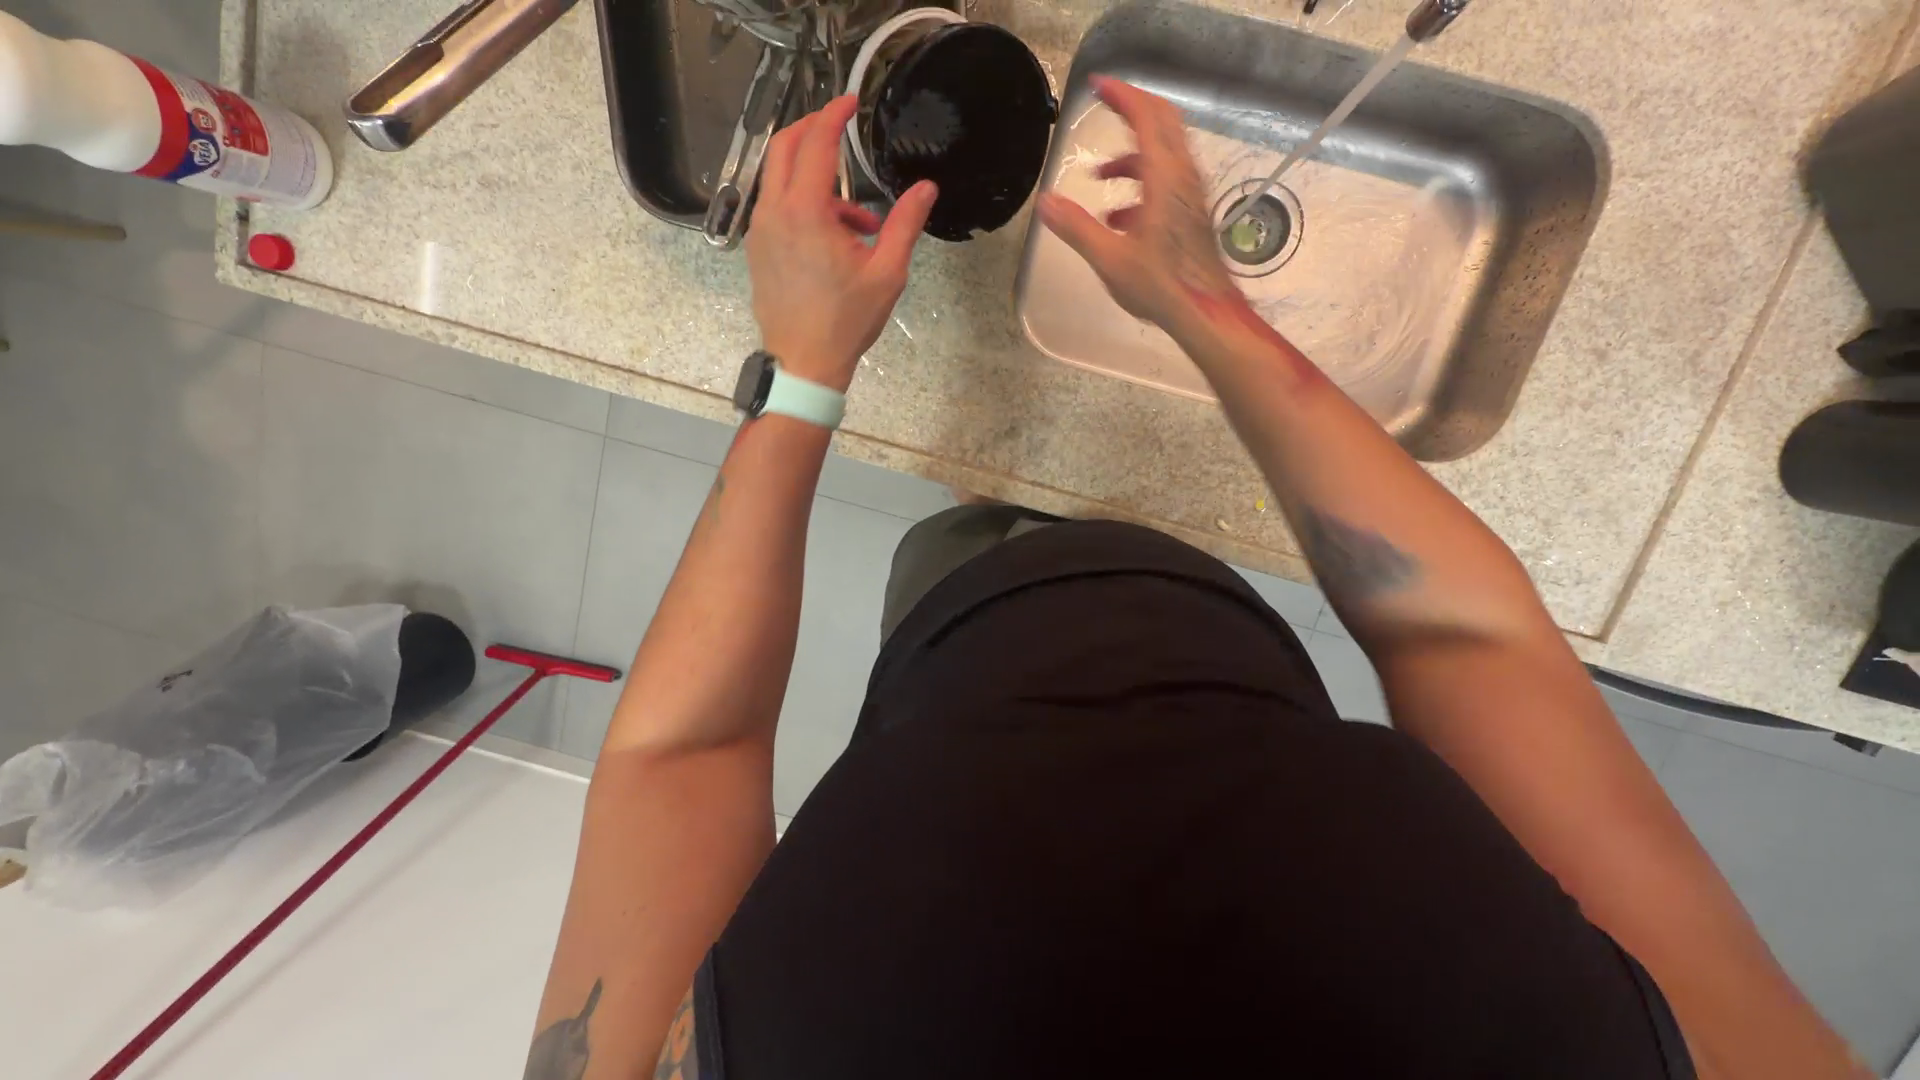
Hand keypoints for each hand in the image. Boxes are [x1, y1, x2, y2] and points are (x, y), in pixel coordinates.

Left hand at [746, 95, 938, 392]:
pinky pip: (776, 208)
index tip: (851, 102)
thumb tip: (926, 189)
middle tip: (840, 128)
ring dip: (813, 179)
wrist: (804, 363)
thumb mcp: (886, 273)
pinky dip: (802, 205)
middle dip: (811, 130)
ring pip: (778, 179)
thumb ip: (905, 224)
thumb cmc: (845, 322)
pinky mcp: (758, 250)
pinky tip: (835, 238)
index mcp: (805, 213)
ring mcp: (760, 232)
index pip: (815, 143)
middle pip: (783, 148)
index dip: (834, 115)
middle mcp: (774, 213)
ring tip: (858, 219)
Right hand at [1036, 77, 1238, 330]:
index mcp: (1164, 178)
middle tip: (1105, 108)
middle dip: (1132, 112)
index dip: (1121, 96)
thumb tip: (1045, 203)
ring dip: (1131, 158)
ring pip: (1163, 156)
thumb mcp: (1109, 258)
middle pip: (1161, 124)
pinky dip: (1142, 184)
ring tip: (1101, 179)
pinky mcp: (1192, 214)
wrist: (1204, 311)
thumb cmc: (1160, 286)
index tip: (1097, 85)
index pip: (1145, 117)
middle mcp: (1182, 177)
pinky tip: (1119, 218)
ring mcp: (1191, 196)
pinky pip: (1167, 182)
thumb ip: (1076, 228)